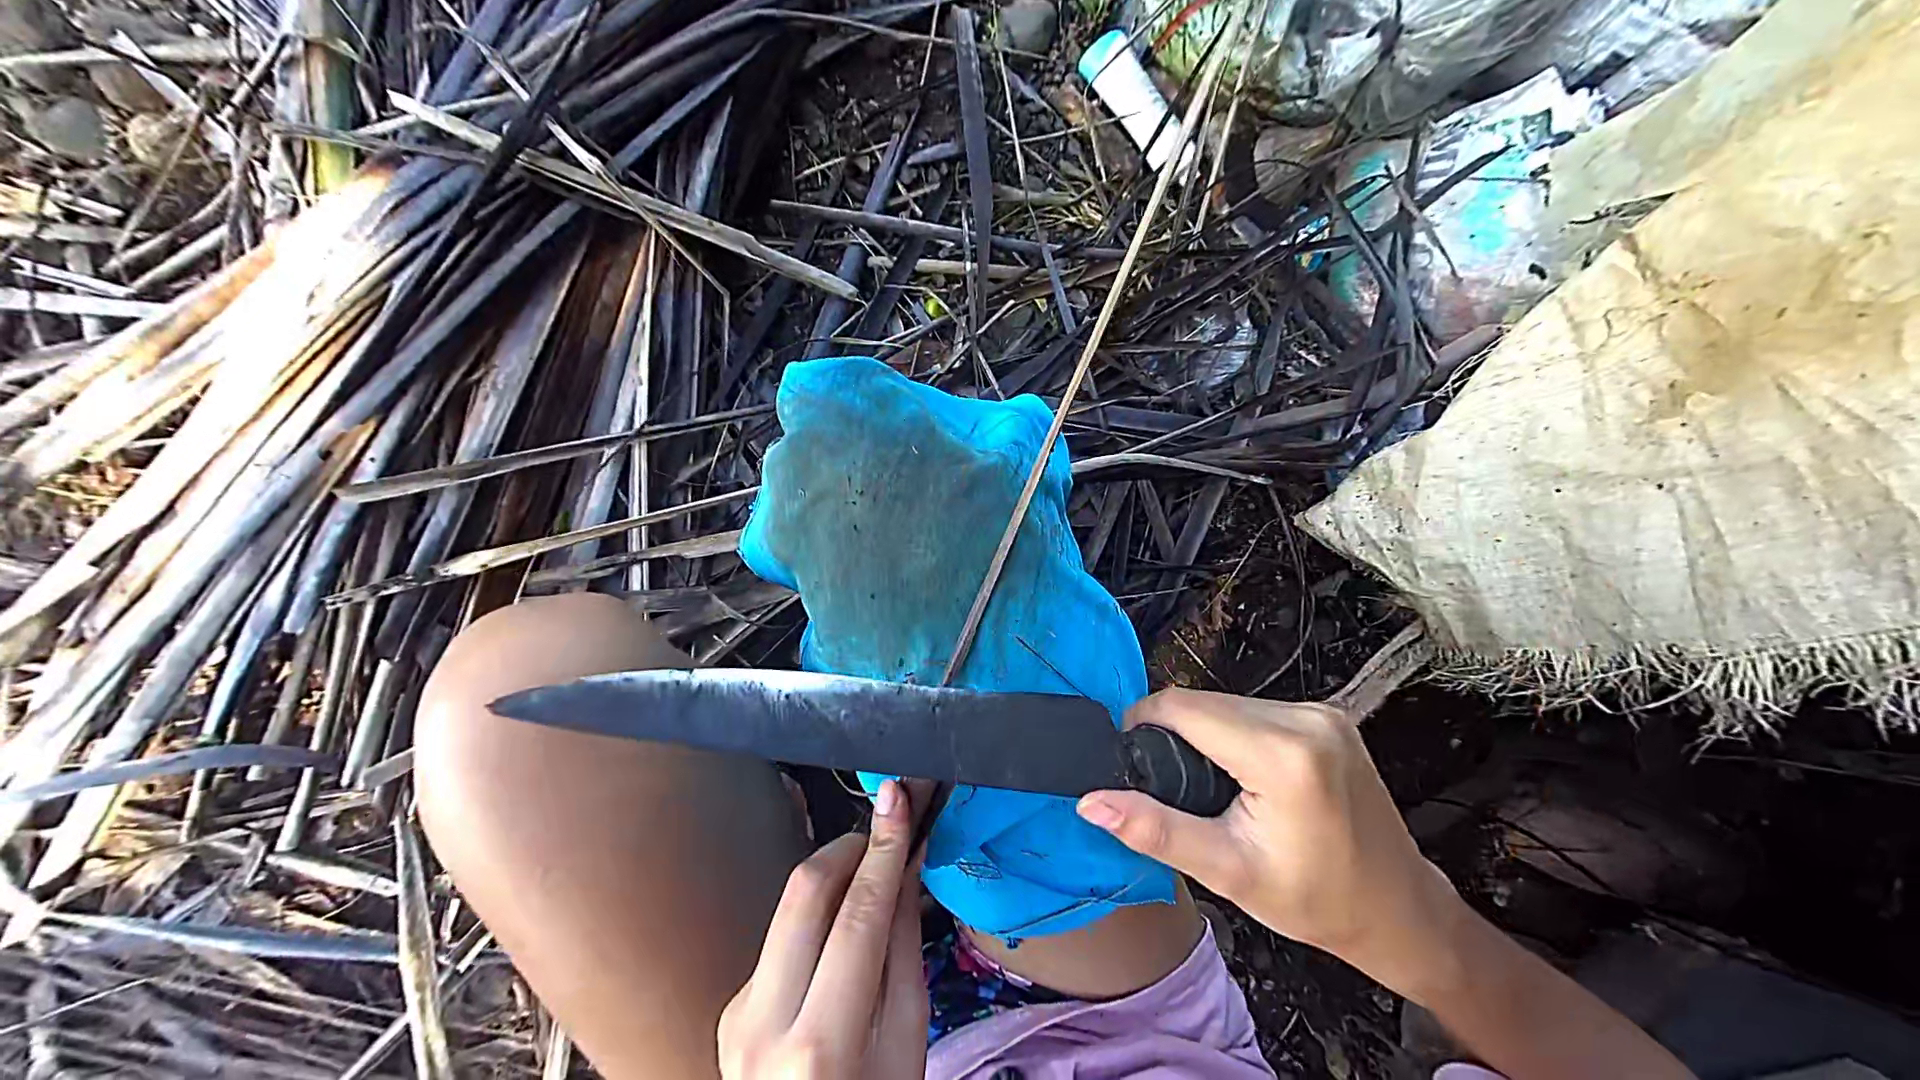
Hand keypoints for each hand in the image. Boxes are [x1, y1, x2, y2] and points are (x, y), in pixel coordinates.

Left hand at [719, 779, 927, 1079]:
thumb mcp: (906, 1038)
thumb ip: (902, 944)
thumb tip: (905, 864)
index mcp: (822, 1040)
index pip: (858, 914)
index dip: (884, 846)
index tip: (898, 797)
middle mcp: (765, 1021)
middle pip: (806, 891)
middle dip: (850, 844)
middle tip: (885, 831)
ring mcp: (739, 1012)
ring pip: (789, 904)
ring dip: (835, 874)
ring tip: (872, 872)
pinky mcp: (732, 1003)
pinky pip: (782, 934)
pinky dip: (819, 914)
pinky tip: (842, 929)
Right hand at [1076, 690, 1460, 989]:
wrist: (1399, 910)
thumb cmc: (1316, 900)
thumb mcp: (1227, 872)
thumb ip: (1156, 830)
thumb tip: (1091, 801)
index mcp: (1283, 756)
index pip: (1183, 708)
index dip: (1142, 724)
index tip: (1129, 759)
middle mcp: (1305, 719)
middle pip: (1203, 701)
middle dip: (1172, 731)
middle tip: (1169, 784)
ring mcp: (1321, 713)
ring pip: (1226, 701)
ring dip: (1201, 730)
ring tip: (1204, 783)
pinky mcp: (1326, 715)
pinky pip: (1253, 708)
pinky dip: (1230, 730)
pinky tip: (1236, 770)